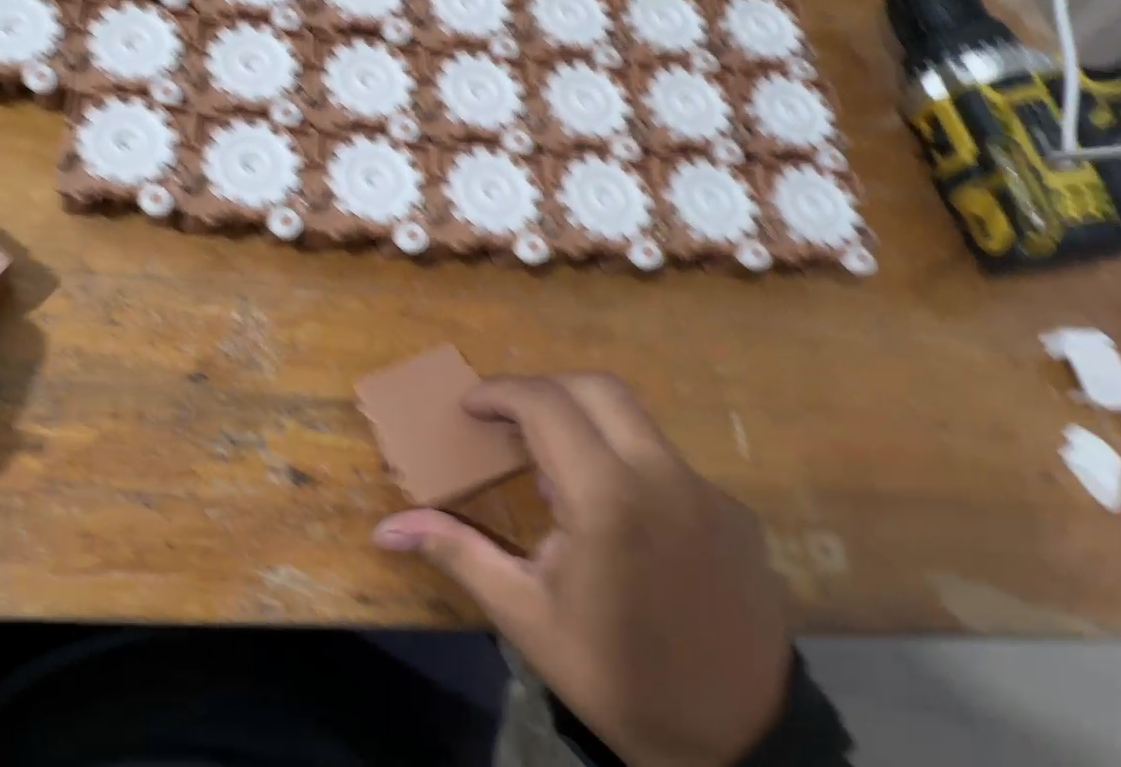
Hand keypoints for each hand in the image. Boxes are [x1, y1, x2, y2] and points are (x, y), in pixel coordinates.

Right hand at [373, 374, 790, 766]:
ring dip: (586, 422)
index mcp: (606, 499)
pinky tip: (610, 516)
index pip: (547, 404)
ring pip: (639, 421)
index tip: (469, 407)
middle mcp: (665, 479)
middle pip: (599, 388)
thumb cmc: (611, 674)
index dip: (500, 392)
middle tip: (506, 418)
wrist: (734, 742)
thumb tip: (383, 529)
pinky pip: (669, 463)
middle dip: (543, 388)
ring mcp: (709, 494)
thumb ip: (455, 551)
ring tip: (551, 468)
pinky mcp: (737, 515)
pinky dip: (625, 461)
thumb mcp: (522, 613)